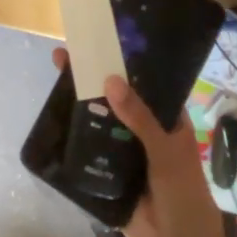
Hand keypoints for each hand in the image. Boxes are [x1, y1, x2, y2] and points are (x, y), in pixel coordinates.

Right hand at [52, 49, 221, 236]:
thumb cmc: (184, 196)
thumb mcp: (167, 154)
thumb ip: (141, 119)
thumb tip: (110, 79)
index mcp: (165, 119)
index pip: (143, 82)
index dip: (122, 61)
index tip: (98, 40)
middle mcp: (143, 128)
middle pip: (115, 98)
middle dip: (92, 77)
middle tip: (65, 55)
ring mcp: (123, 149)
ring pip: (98, 120)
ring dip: (79, 103)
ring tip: (55, 79)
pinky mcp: (106, 169)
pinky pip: (87, 146)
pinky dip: (72, 134)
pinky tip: (52, 116)